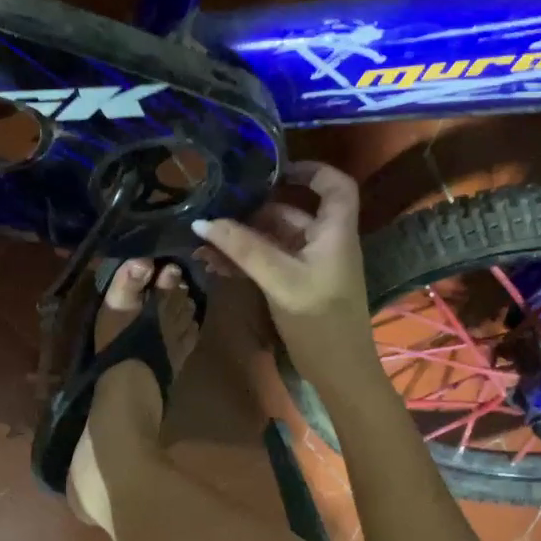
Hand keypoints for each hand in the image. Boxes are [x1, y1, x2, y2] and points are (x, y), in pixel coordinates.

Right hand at [191, 161, 377, 378]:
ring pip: (273, 239)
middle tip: (216, 207)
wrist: (338, 372)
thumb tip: (202, 221)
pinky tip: (213, 264)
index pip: (334, 185)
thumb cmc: (320, 320)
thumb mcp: (279, 280)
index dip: (310, 170)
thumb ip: (242, 249)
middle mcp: (324, 242)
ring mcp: (309, 265)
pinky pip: (268, 262)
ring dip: (241, 238)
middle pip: (291, 211)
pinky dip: (244, 260)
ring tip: (204, 241)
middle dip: (253, 210)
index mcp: (334, 232)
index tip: (272, 169)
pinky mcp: (296, 285)